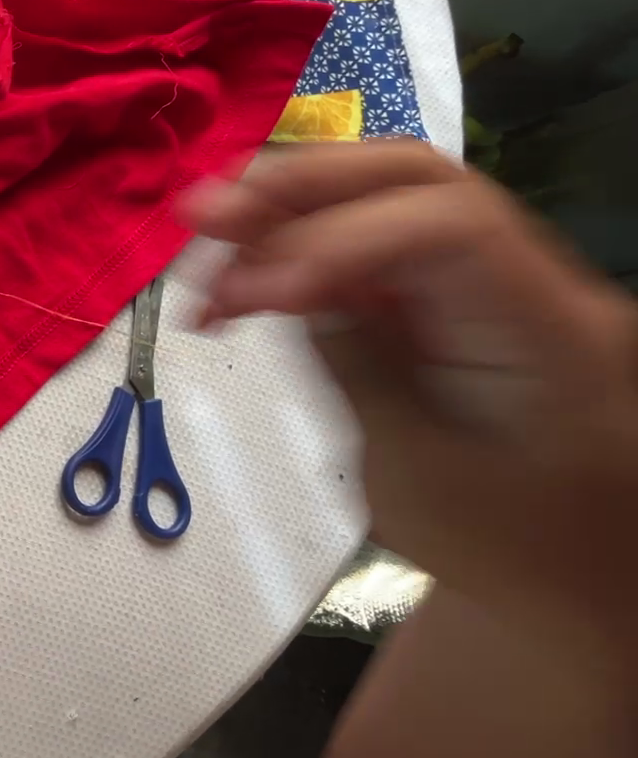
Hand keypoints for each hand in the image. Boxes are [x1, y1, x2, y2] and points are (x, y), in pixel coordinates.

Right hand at [181, 140, 637, 644]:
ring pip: (375, 196)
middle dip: (293, 186)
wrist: (562, 579)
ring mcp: (479, 281)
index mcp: (546, 332)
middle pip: (412, 178)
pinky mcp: (435, 296)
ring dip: (275, 212)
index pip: (447, 229)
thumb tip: (276, 282)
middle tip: (196, 217)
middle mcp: (526, 281)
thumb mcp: (412, 465)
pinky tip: (230, 289)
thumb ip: (352, 355)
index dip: (332, 239)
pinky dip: (280, 251)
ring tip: (196, 253)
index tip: (243, 296)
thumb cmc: (497, 545)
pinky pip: (354, 244)